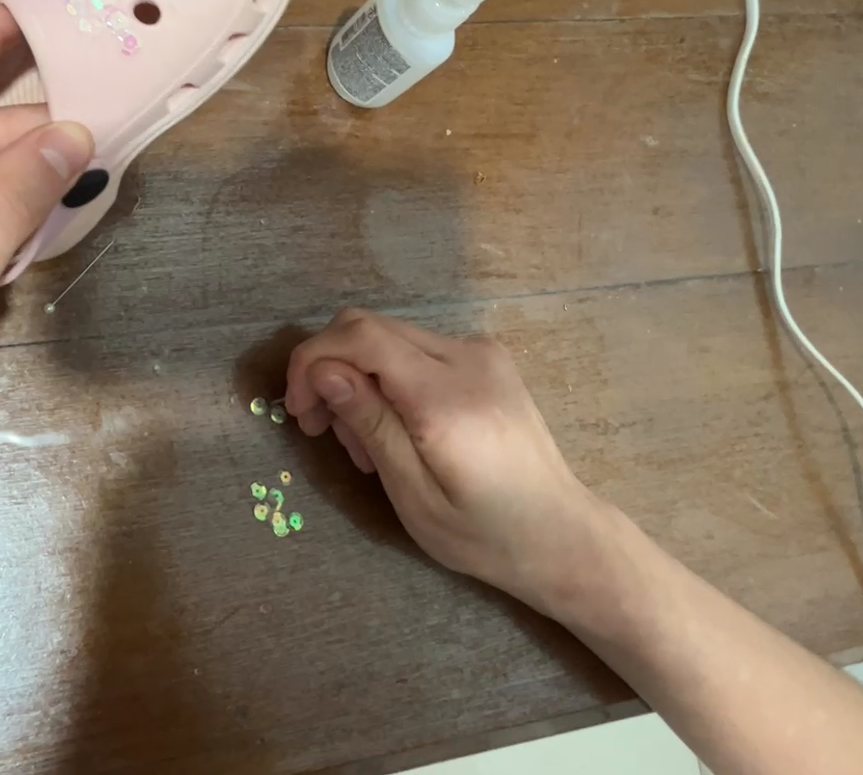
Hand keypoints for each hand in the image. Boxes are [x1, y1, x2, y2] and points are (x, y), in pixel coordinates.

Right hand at [285, 309, 612, 613]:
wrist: (565, 537)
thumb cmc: (485, 535)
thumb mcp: (414, 496)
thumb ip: (370, 424)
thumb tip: (323, 370)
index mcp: (448, 396)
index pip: (361, 336)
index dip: (313, 359)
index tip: (297, 408)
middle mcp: (467, 356)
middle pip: (367, 326)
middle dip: (327, 367)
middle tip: (319, 427)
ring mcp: (479, 351)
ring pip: (385, 335)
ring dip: (355, 376)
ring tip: (361, 441)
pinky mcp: (483, 356)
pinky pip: (411, 348)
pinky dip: (383, 377)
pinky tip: (391, 425)